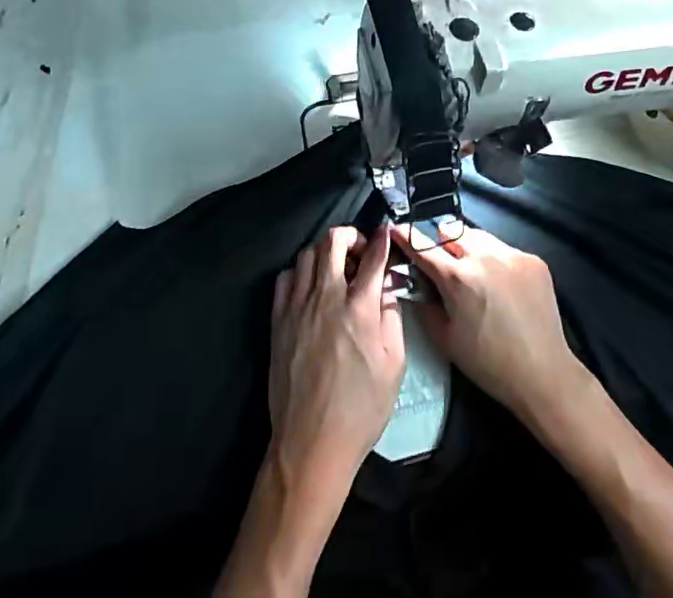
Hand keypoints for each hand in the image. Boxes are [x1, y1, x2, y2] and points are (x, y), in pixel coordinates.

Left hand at [267, 225, 406, 485]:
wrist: (311, 442)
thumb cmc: (361, 407)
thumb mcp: (394, 363)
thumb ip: (392, 317)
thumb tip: (386, 290)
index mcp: (359, 308)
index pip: (373, 257)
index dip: (382, 238)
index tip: (386, 231)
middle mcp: (326, 298)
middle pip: (332, 242)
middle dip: (351, 236)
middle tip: (362, 252)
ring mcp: (297, 308)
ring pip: (306, 255)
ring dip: (325, 252)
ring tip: (337, 269)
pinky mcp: (278, 321)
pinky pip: (285, 279)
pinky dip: (301, 273)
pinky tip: (312, 288)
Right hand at [390, 225, 588, 420]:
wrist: (541, 372)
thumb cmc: (487, 362)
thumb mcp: (444, 338)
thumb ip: (424, 303)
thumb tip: (412, 281)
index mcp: (459, 278)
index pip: (424, 247)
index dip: (406, 237)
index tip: (395, 229)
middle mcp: (485, 257)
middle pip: (452, 232)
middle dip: (440, 241)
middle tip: (440, 259)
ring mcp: (512, 255)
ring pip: (479, 236)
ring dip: (468, 247)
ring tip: (471, 271)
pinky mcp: (533, 260)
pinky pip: (504, 249)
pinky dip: (495, 260)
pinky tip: (499, 283)